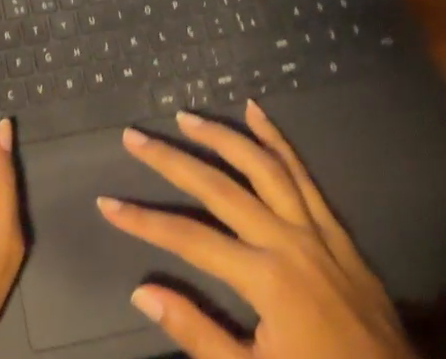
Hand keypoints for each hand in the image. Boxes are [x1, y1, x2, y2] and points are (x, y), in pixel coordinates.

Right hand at [97, 100, 413, 358]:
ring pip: (264, 168)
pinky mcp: (338, 231)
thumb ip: (197, 332)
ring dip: (223, 138)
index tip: (107, 203)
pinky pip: (305, 176)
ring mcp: (318, 231)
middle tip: (135, 136)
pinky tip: (257, 114)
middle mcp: (289, 241)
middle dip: (173, 162)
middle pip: (220, 189)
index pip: (190, 238)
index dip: (144, 221)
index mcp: (266, 278)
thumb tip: (142, 290)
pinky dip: (278, 142)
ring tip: (188, 117)